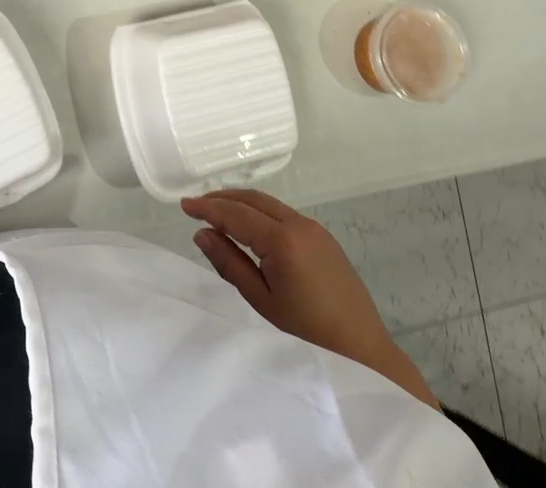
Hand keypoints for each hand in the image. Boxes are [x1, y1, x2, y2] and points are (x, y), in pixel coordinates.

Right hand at [183, 189, 435, 405]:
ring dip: (241, 203)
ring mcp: (314, 227)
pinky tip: (248, 224)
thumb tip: (202, 234)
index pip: (236, 214)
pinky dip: (259, 211)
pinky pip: (283, 213)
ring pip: (269, 203)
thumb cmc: (306, 330)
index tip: (184, 205)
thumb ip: (229, 263)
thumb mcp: (261, 299)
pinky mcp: (323, 236)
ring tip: (216, 211)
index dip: (208, 208)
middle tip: (196, 204)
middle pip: (253, 200)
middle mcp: (299, 224)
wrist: (361, 346)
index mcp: (282, 240)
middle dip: (222, 198)